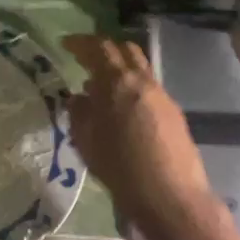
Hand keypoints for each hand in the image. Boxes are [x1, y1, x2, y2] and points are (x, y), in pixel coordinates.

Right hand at [62, 35, 219, 234]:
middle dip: (103, 49)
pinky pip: (147, 88)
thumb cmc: (119, 167)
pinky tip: (120, 108)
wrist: (170, 196)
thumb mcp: (86, 140)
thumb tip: (80, 97)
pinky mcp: (173, 113)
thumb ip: (79, 112)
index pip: (99, 48)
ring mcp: (162, 97)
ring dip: (119, 68)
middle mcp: (142, 82)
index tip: (66, 44)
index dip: (81, 42)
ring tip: (100, 85)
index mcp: (117, 83)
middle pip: (124, 51)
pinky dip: (130, 86)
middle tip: (84, 58)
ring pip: (139, 68)